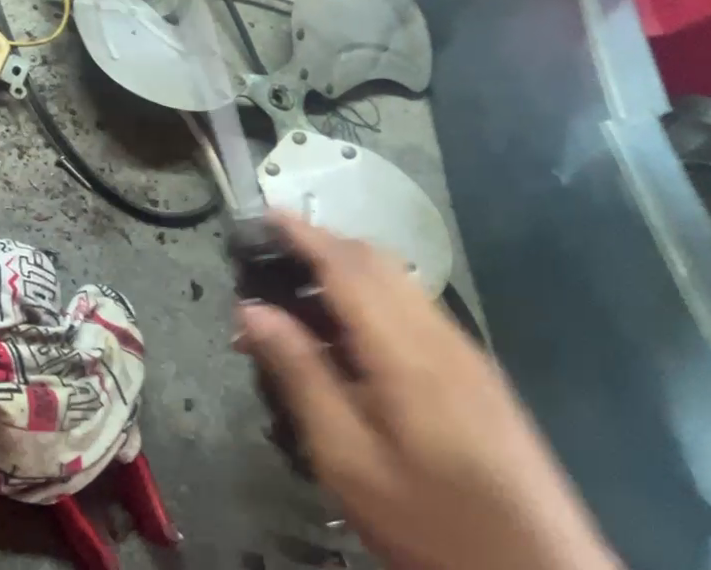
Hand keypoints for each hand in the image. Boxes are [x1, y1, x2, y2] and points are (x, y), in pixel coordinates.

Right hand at [237, 214, 621, 569]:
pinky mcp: (479, 380)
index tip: (263, 212)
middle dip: (323, 244)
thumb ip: (299, 375)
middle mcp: (444, 342)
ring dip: (346, 269)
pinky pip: (416, 311)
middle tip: (267, 250)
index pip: (349, 269)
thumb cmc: (428, 519)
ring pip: (401, 285)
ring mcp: (469, 359)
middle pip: (380, 265)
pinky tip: (343, 330)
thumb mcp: (345, 457)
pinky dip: (370, 296)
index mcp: (408, 356)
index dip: (304, 235)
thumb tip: (252, 310)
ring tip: (293, 289)